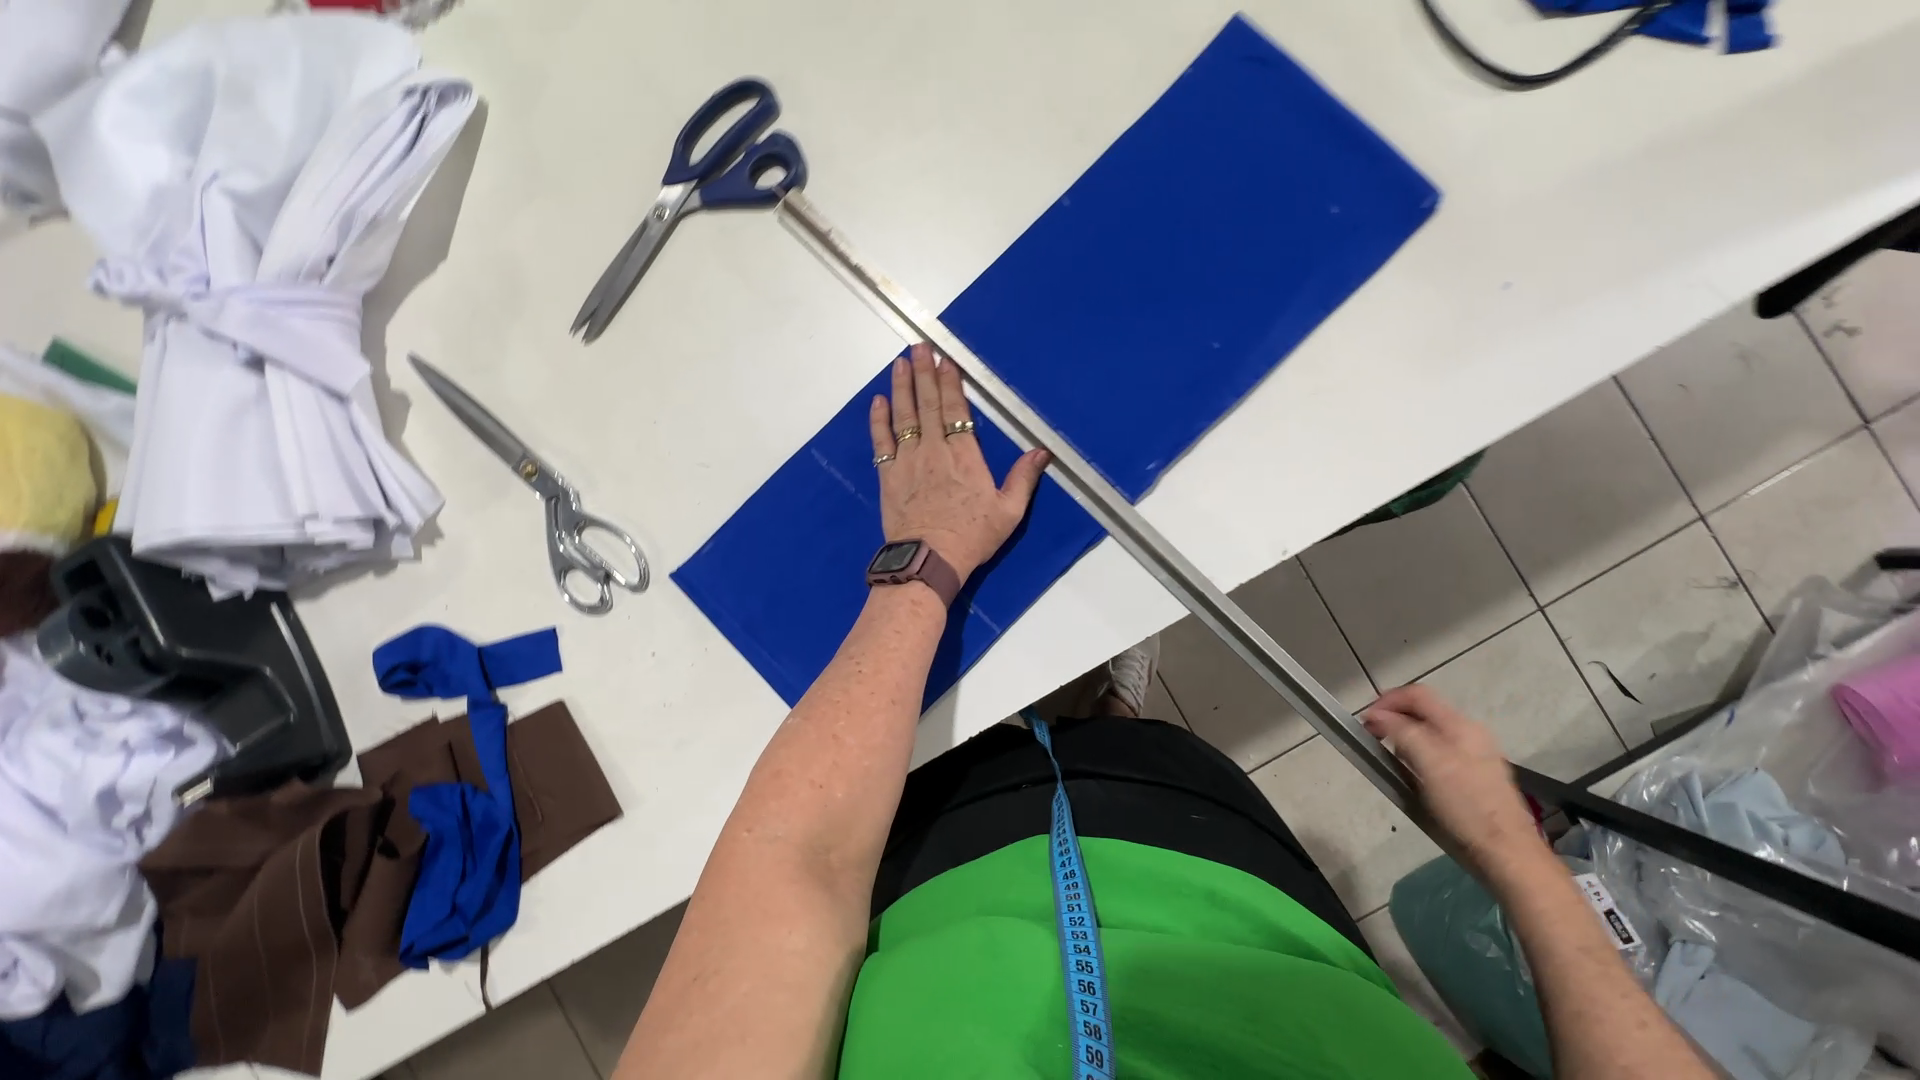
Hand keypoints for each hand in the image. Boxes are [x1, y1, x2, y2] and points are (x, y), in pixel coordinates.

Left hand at [869, 343, 1048, 579]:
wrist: (928, 561)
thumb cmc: (971, 537)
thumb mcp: (1008, 512)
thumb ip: (1023, 478)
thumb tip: (1041, 451)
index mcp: (964, 456)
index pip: (956, 410)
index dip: (950, 382)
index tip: (945, 360)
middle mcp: (934, 450)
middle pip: (928, 404)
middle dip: (924, 373)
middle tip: (919, 347)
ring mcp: (908, 461)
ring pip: (903, 416)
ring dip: (902, 387)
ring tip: (900, 363)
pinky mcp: (888, 476)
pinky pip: (881, 442)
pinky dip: (879, 420)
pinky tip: (878, 401)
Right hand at [1362, 685, 1547, 880]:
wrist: (1505, 849)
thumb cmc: (1465, 806)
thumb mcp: (1429, 764)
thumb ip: (1402, 732)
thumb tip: (1377, 715)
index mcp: (1460, 725)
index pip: (1417, 695)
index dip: (1387, 701)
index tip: (1365, 721)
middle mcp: (1470, 733)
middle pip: (1424, 711)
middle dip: (1394, 719)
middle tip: (1373, 739)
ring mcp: (1476, 753)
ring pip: (1431, 732)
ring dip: (1405, 738)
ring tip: (1391, 758)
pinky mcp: (1476, 774)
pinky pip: (1440, 751)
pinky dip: (1420, 754)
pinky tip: (1414, 774)